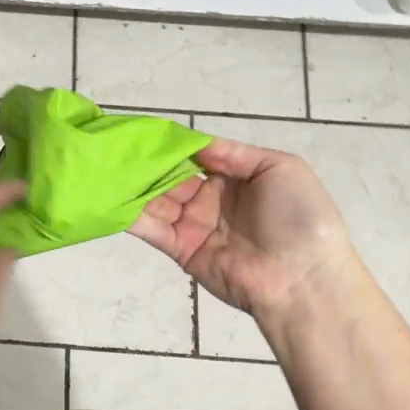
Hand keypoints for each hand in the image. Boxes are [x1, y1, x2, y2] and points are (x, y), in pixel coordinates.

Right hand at [129, 139, 361, 322]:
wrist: (303, 278)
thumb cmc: (300, 217)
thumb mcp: (281, 169)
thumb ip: (234, 153)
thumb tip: (194, 144)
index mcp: (235, 178)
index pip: (194, 156)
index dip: (171, 145)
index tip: (144, 131)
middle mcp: (210, 200)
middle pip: (170, 176)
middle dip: (146, 163)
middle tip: (115, 147)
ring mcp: (193, 225)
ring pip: (156, 200)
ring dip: (132, 185)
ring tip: (105, 167)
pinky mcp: (180, 249)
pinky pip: (151, 228)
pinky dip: (130, 214)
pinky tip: (110, 196)